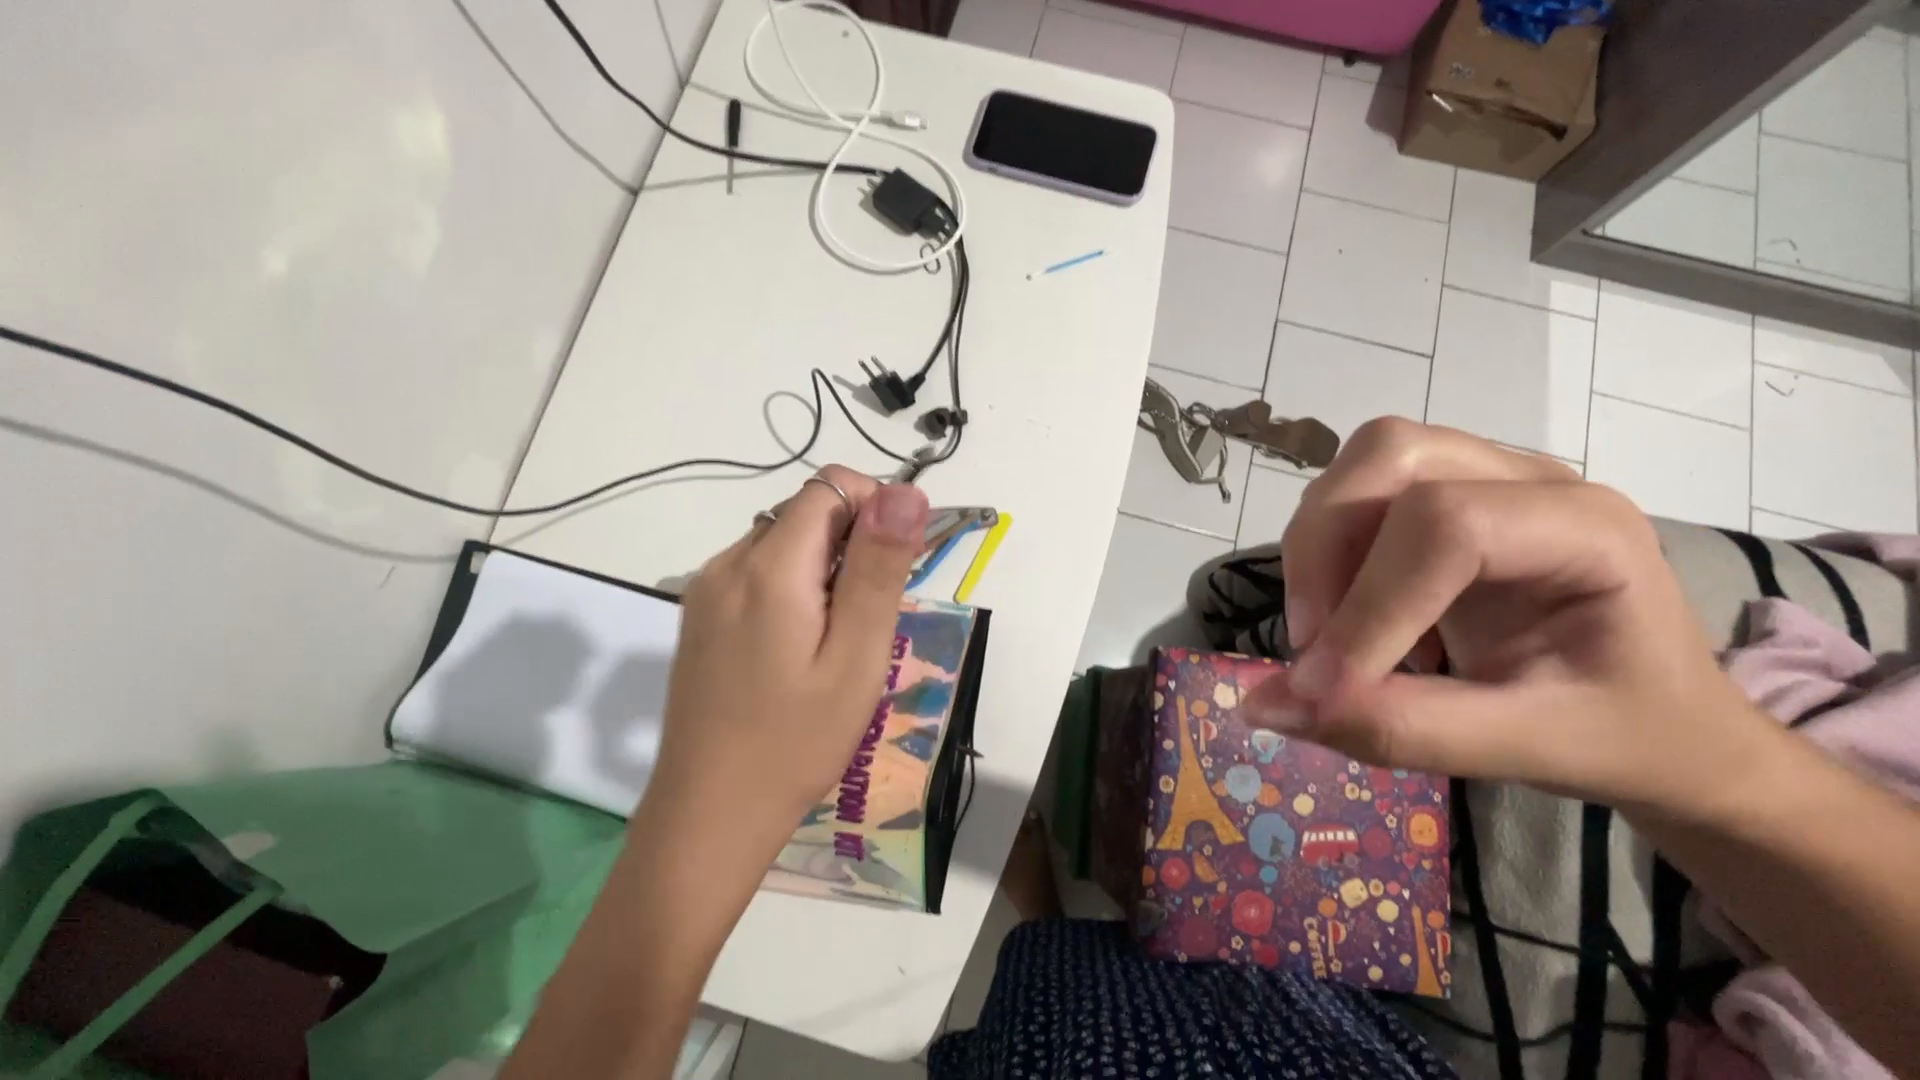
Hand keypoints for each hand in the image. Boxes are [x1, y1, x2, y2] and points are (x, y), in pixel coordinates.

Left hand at [656, 465, 928, 835]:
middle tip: (871, 618)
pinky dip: (790, 590)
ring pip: (779, 544)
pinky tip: (798, 651)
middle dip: (850, 543)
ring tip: (837, 641)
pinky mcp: (697, 619)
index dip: (874, 508)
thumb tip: (905, 491)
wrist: (709, 814)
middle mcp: (727, 564)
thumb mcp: (856, 657)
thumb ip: (878, 568)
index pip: (829, 487)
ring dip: (821, 569)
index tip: (898, 565)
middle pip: (802, 514)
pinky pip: (755, 576)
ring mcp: (704, 592)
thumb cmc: (796, 741)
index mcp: (768, 567)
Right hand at [1246, 418, 1782, 814]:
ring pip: (1361, 466)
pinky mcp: (1444, 499)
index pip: (1446, 525)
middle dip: (1324, 549)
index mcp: (1587, 530)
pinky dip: (1328, 557)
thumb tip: (1265, 705)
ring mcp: (1485, 480)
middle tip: (1311, 645)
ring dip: (1318, 549)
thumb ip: (1398, 728)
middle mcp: (1531, 480)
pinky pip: (1356, 497)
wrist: (1668, 723)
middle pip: (1389, 456)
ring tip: (1327, 637)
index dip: (1368, 604)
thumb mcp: (1526, 750)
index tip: (1322, 692)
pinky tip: (1353, 623)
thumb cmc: (1623, 735)